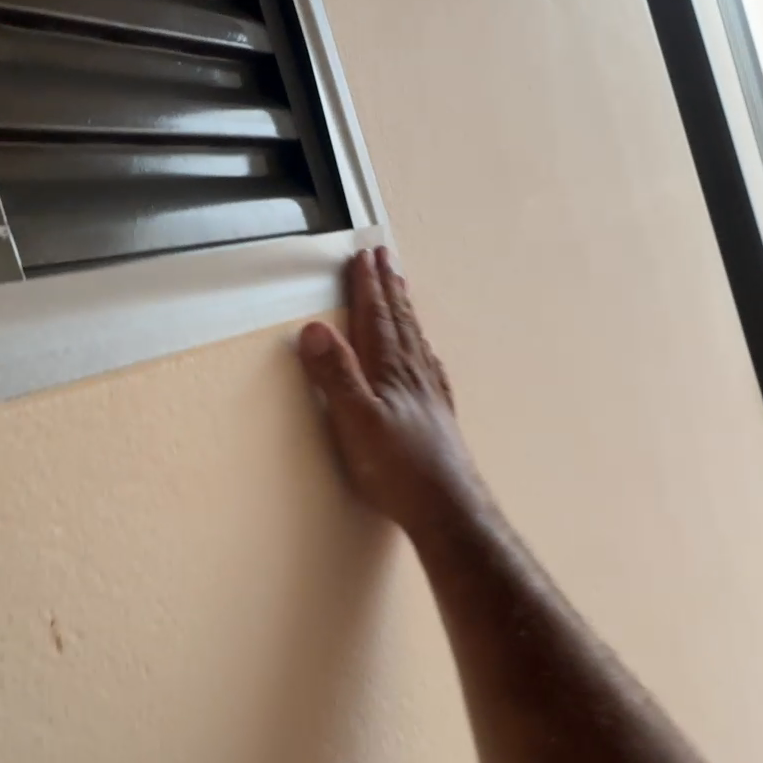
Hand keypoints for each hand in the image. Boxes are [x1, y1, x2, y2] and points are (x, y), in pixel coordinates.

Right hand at [298, 247, 491, 542]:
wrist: (447, 507)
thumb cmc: (398, 468)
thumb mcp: (356, 421)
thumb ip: (336, 375)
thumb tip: (315, 330)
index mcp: (390, 371)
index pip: (376, 317)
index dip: (367, 286)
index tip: (362, 256)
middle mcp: (413, 373)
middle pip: (398, 319)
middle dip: (388, 286)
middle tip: (383, 255)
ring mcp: (428, 392)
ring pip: (414, 337)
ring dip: (404, 308)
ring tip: (400, 287)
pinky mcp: (436, 412)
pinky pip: (427, 362)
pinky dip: (420, 344)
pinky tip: (422, 349)